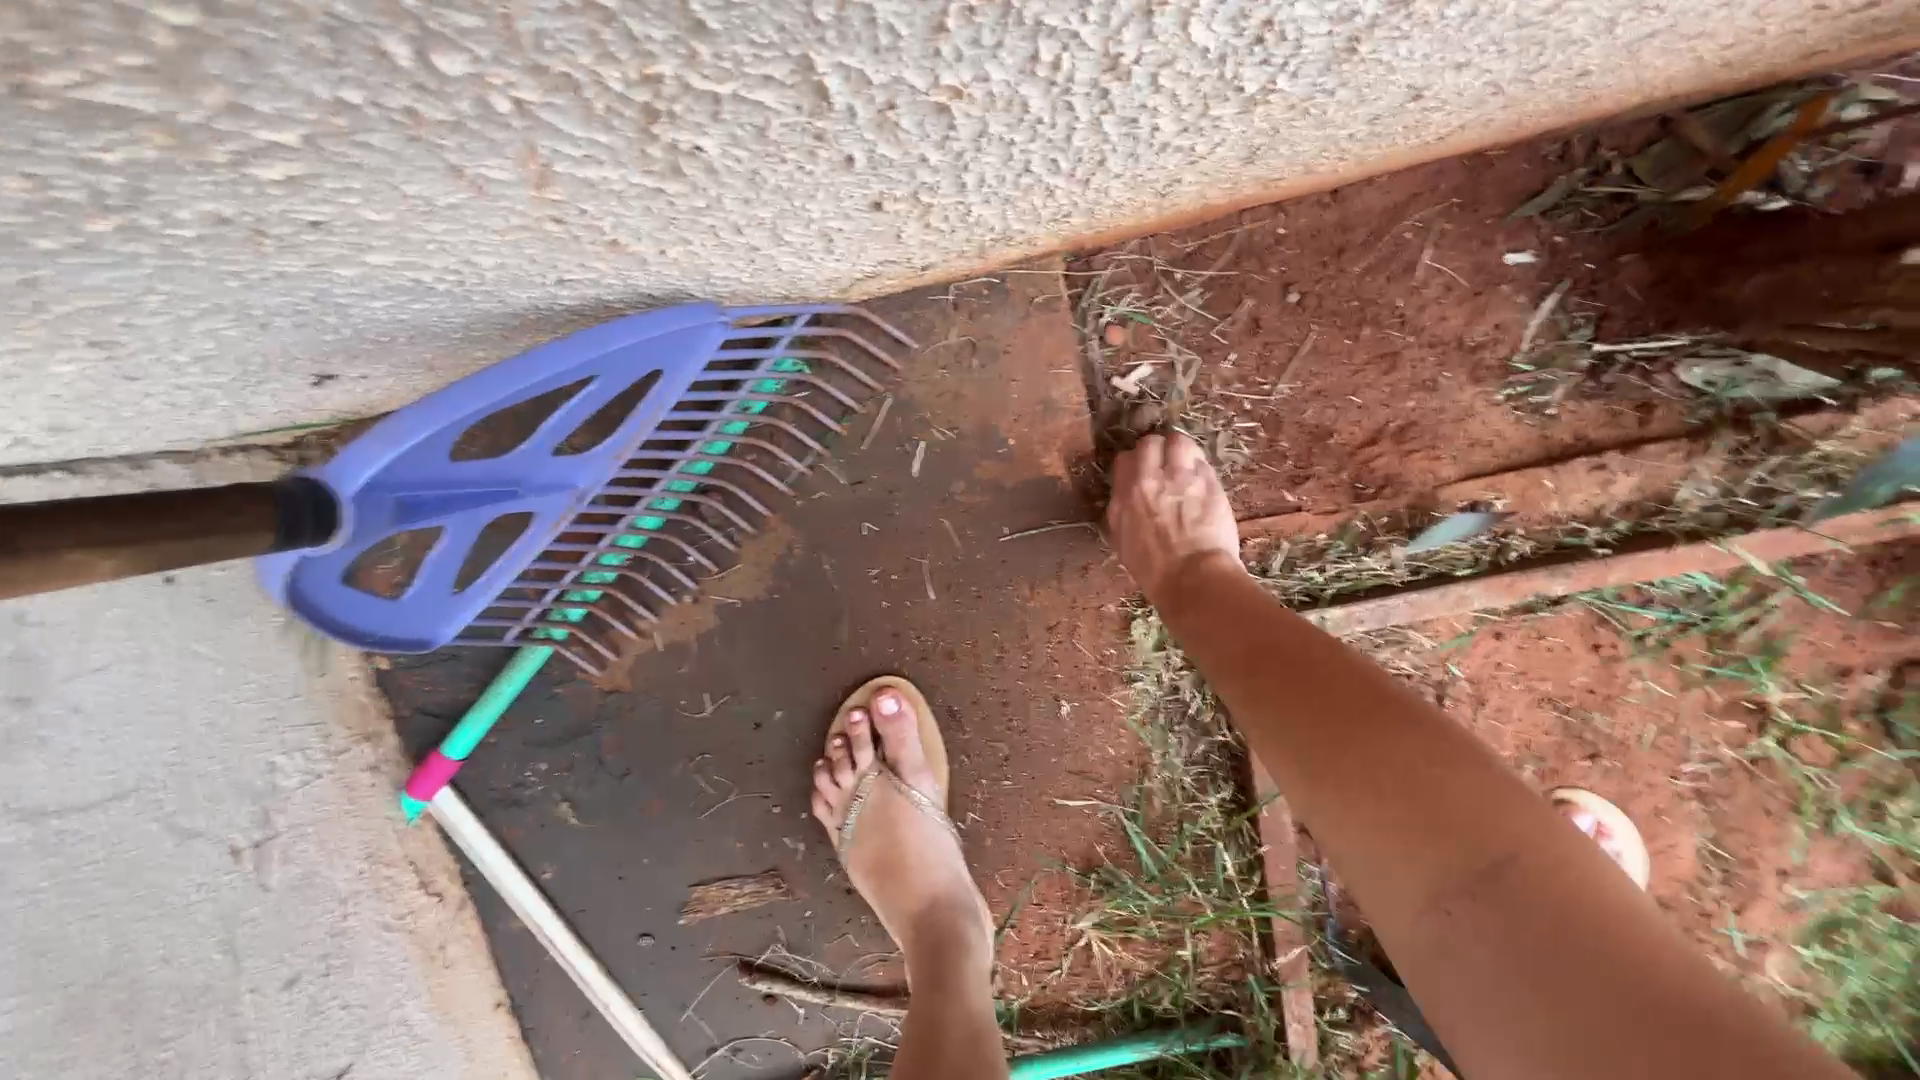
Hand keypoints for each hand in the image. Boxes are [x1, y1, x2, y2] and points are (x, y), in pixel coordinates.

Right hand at [1105, 432, 1241, 601]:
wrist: (1192, 577)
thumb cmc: (1154, 570)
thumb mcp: (1122, 542)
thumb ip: (1120, 512)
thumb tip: (1124, 498)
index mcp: (1126, 495)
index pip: (1125, 460)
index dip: (1134, 464)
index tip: (1141, 473)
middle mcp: (1151, 479)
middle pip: (1150, 443)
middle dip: (1156, 449)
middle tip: (1164, 462)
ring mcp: (1182, 478)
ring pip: (1179, 441)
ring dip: (1180, 449)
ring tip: (1185, 462)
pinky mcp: (1209, 482)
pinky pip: (1202, 461)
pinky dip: (1200, 467)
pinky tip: (1202, 481)